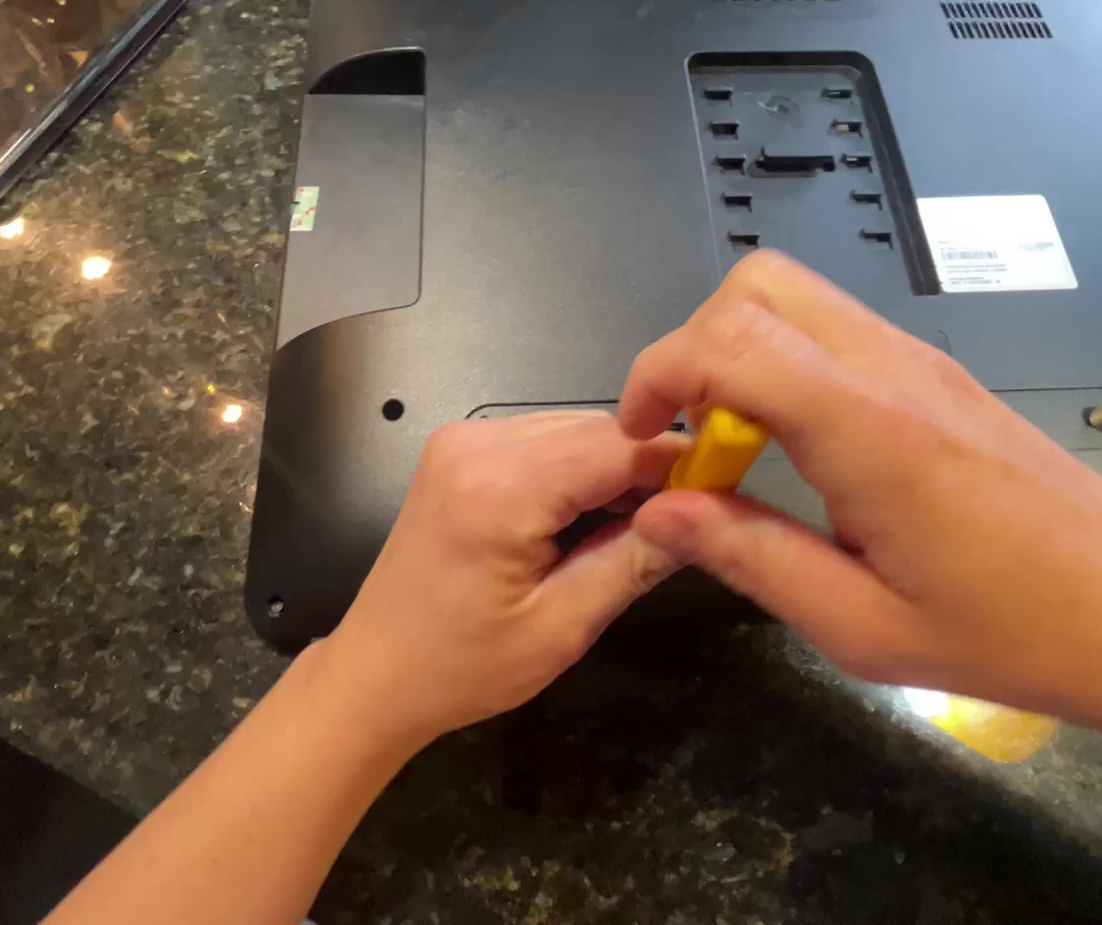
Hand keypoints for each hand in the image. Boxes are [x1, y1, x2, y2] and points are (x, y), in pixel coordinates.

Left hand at [309, 411, 684, 748]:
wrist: (376, 672)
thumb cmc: (464, 666)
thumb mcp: (562, 626)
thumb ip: (634, 560)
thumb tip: (700, 515)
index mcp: (500, 486)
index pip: (617, 446)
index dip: (678, 461)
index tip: (725, 487)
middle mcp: (477, 441)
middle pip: (595, 430)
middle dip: (647, 465)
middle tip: (689, 512)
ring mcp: (462, 437)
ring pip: (571, 429)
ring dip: (613, 466)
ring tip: (644, 518)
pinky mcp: (459, 447)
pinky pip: (541, 439)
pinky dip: (577, 467)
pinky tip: (593, 508)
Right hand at [618, 251, 1101, 748]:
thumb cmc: (1004, 635)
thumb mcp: (857, 625)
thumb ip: (746, 556)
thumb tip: (659, 511)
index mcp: (870, 432)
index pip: (731, 341)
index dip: (657, 372)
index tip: (638, 432)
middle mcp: (892, 370)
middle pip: (757, 285)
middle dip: (692, 345)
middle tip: (689, 429)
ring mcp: (918, 359)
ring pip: (790, 294)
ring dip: (734, 349)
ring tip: (736, 439)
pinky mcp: (932, 370)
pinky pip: (827, 325)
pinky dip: (777, 359)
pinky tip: (793, 440)